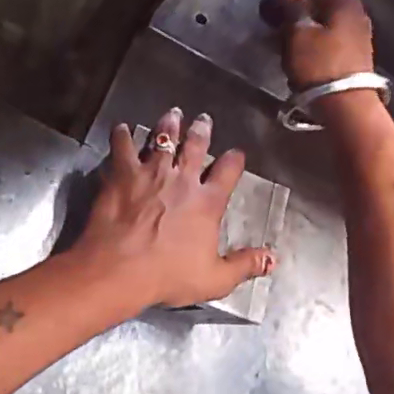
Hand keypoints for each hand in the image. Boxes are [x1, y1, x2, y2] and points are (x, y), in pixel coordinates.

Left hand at [71, 108, 274, 308]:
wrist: (120, 268)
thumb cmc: (167, 275)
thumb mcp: (214, 278)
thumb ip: (244, 265)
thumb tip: (272, 260)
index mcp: (207, 202)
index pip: (228, 172)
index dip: (234, 160)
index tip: (236, 153)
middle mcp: (182, 180)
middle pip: (195, 146)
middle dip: (201, 131)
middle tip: (203, 119)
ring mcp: (151, 173)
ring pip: (162, 139)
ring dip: (168, 125)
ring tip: (171, 114)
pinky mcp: (122, 175)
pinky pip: (123, 147)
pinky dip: (122, 136)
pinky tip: (121, 128)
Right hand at [266, 0, 373, 91]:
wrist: (346, 105)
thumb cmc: (319, 65)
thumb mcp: (298, 33)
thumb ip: (293, 7)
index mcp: (344, 0)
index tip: (271, 4)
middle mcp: (356, 11)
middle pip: (321, 2)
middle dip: (297, 9)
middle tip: (274, 23)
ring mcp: (358, 34)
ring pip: (325, 21)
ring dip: (304, 28)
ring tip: (283, 41)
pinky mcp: (355, 55)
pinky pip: (329, 39)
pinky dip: (313, 41)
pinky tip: (300, 54)